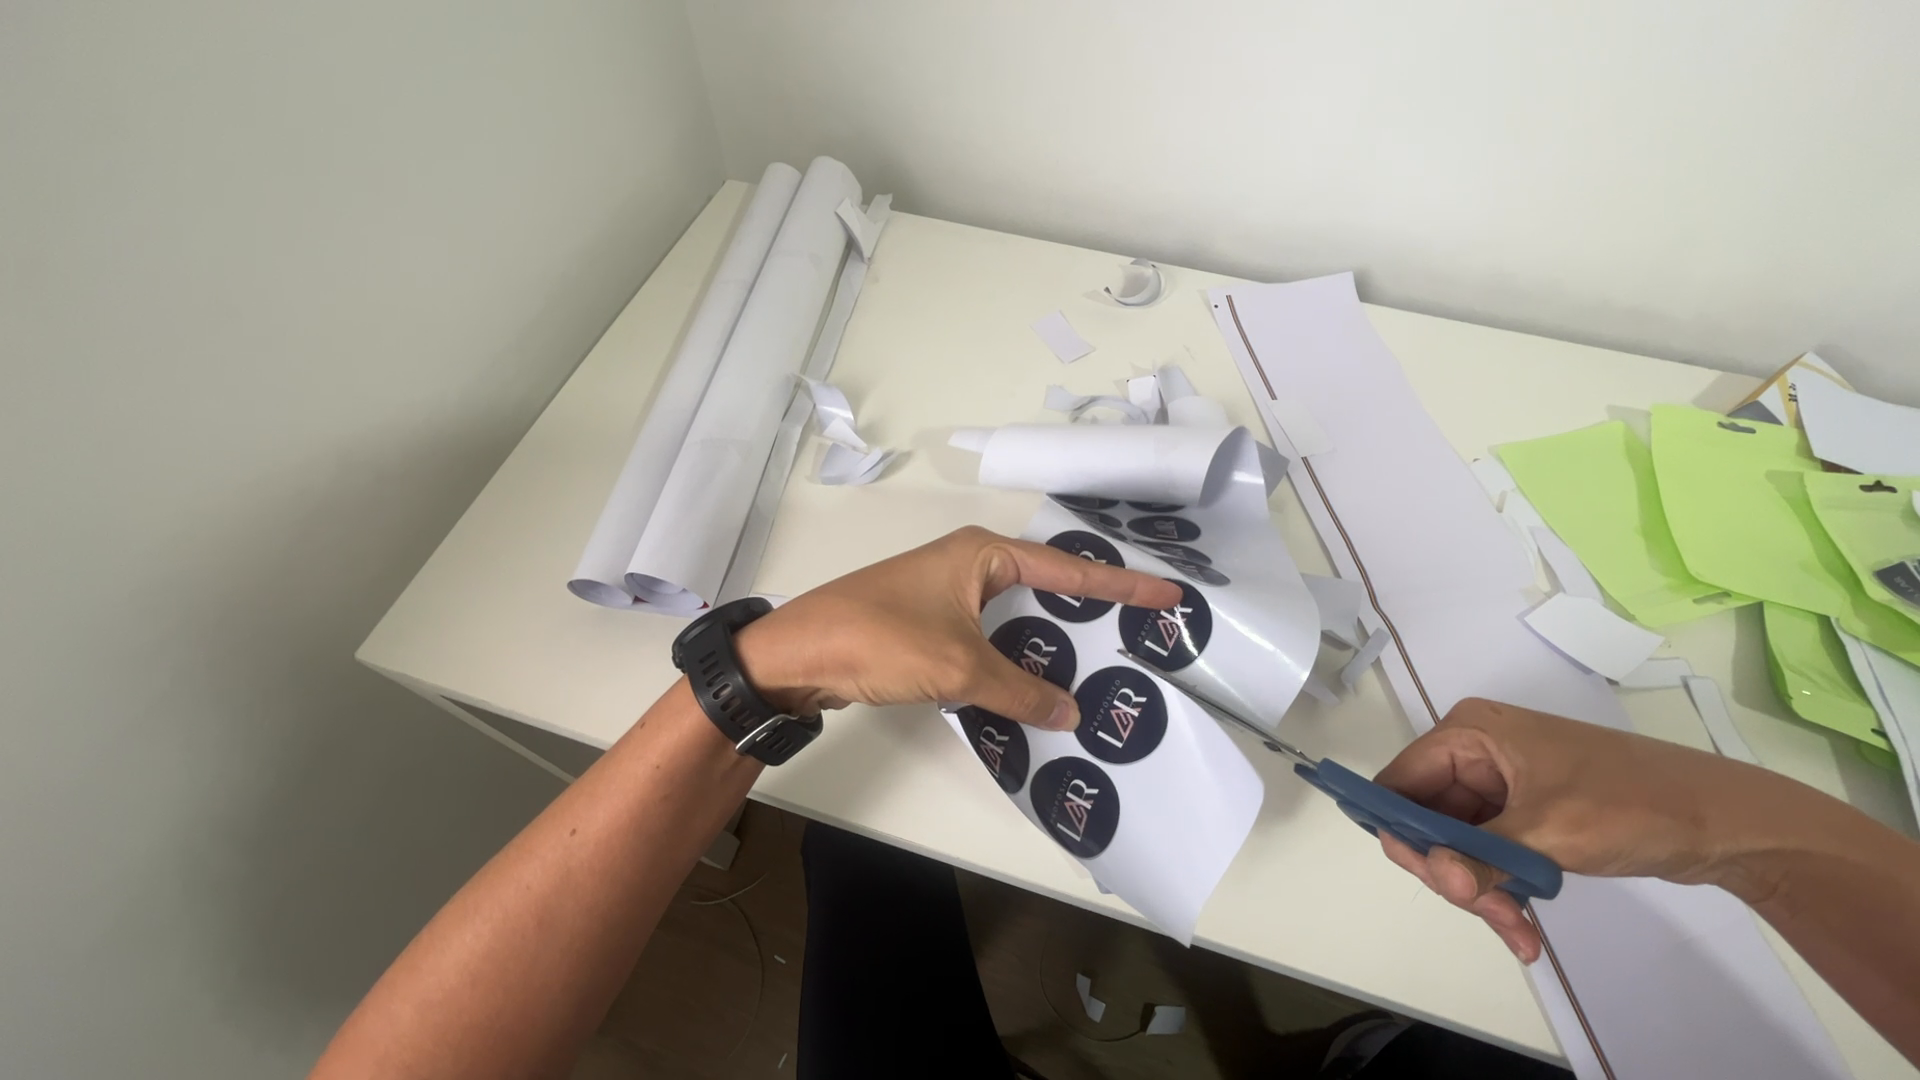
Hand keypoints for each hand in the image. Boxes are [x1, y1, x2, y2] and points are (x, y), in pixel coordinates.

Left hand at [733, 526, 1181, 729]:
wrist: (798, 652)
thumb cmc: (881, 640)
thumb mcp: (959, 667)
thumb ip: (1020, 690)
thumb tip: (1070, 712)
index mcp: (982, 554)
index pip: (1067, 569)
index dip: (1120, 583)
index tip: (1166, 592)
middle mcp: (968, 563)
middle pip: (1044, 585)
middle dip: (1087, 608)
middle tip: (1136, 628)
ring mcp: (946, 590)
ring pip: (1014, 612)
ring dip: (1047, 638)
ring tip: (1095, 660)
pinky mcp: (929, 619)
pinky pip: (989, 632)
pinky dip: (1014, 653)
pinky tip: (1033, 680)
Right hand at [1371, 698, 1798, 962]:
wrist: (1734, 823)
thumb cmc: (1635, 806)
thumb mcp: (1551, 834)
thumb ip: (1482, 858)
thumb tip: (1437, 879)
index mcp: (1468, 733)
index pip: (1400, 782)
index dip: (1402, 830)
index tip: (1435, 880)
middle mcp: (1473, 752)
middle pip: (1427, 818)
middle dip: (1452, 871)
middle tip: (1490, 915)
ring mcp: (1498, 782)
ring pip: (1457, 842)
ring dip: (1479, 888)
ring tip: (1518, 932)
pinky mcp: (1522, 809)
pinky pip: (1488, 850)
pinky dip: (1500, 887)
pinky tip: (1523, 928)